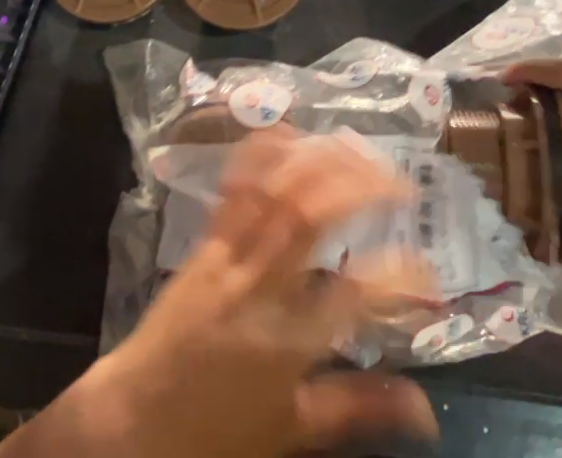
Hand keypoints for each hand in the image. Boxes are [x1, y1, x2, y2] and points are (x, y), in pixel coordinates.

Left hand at [0, 129, 438, 457]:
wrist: (132, 418)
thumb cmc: (216, 431)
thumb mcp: (293, 429)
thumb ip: (360, 408)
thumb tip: (427, 409)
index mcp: (284, 343)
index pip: (353, 297)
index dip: (398, 277)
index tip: (429, 272)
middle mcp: (256, 288)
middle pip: (308, 218)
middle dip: (358, 187)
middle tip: (400, 181)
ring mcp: (224, 259)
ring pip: (271, 193)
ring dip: (315, 161)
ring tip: (356, 147)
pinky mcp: (202, 245)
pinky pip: (233, 191)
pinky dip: (261, 155)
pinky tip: (288, 133)